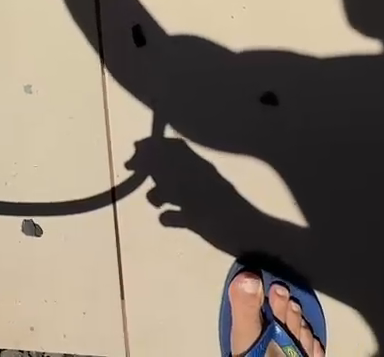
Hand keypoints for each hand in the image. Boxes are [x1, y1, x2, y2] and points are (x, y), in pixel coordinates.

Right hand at [128, 134, 249, 231]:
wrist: (249, 236)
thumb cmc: (217, 205)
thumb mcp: (187, 181)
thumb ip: (164, 164)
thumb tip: (143, 148)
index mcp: (195, 164)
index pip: (168, 147)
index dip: (150, 147)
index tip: (134, 154)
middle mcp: (195, 178)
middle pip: (165, 168)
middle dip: (149, 170)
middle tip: (133, 173)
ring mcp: (196, 200)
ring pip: (168, 191)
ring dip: (157, 194)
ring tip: (156, 203)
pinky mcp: (198, 221)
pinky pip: (176, 214)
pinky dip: (169, 216)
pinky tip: (168, 219)